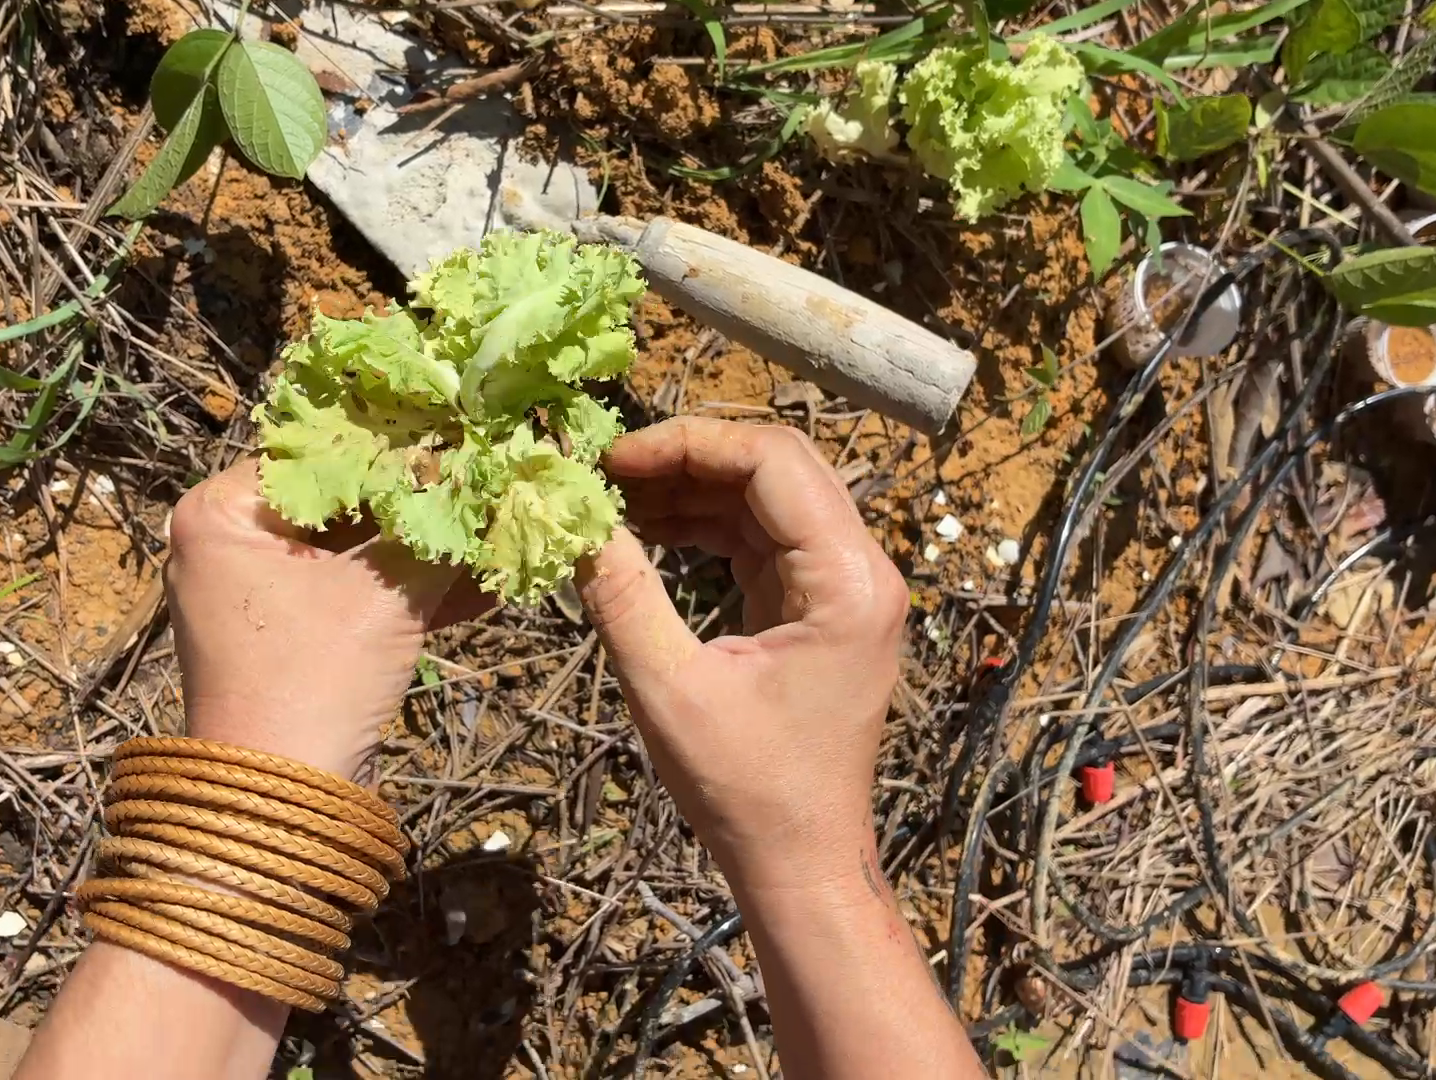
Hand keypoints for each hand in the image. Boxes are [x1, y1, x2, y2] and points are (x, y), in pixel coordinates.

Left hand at [166, 458, 486, 778]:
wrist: (287, 804)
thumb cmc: (317, 677)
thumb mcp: (384, 592)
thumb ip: (433, 526)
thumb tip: (481, 472)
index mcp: (224, 514)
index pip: (320, 453)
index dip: (395, 446)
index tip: (458, 437)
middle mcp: (234, 544)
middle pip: (344, 502)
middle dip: (420, 502)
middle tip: (483, 481)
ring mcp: (266, 591)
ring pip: (360, 550)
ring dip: (427, 548)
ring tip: (494, 527)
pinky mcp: (299, 630)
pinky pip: (358, 592)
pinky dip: (412, 589)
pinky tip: (483, 581)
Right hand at [576, 418, 908, 891]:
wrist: (799, 859)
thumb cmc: (745, 790)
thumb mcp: (668, 688)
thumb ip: (620, 595)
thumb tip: (574, 520)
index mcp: (847, 581)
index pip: (773, 460)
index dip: (688, 444)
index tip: (616, 459)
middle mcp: (861, 569)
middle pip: (775, 467)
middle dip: (689, 458)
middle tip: (613, 472)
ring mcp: (843, 585)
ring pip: (765, 498)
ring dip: (692, 491)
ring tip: (619, 501)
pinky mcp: (817, 603)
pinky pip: (760, 539)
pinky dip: (705, 528)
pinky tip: (651, 532)